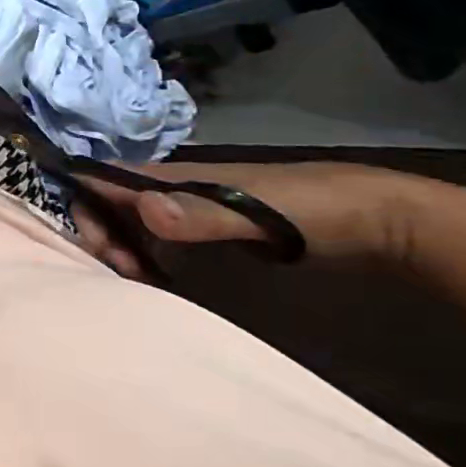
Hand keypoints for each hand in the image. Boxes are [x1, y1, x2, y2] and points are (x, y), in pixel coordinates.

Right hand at [70, 161, 430, 277]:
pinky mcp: (202, 237)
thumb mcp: (257, 211)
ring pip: (127, 228)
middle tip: (129, 278)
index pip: (97, 181)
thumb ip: (201, 211)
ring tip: (143, 287)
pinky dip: (145, 265)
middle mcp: (165, 193)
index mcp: (166, 178)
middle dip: (102, 241)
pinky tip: (161, 288)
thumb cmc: (311, 208)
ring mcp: (183, 215)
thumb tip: (143, 208)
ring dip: (121, 256)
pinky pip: (154, 246)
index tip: (104, 252)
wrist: (380, 221)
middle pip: (106, 208)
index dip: (85, 210)